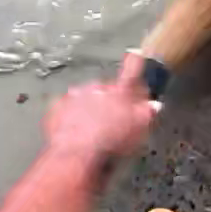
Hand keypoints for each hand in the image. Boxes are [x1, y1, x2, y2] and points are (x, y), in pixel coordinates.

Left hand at [42, 52, 159, 164]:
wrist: (78, 156)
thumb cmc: (113, 144)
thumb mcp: (140, 130)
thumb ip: (147, 113)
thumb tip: (153, 106)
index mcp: (121, 91)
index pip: (132, 68)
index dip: (135, 61)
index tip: (135, 55)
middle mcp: (97, 87)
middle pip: (106, 89)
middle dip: (109, 101)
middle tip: (111, 122)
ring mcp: (75, 96)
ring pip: (85, 98)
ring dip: (89, 110)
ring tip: (92, 132)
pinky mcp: (56, 108)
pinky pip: (66, 109)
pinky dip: (70, 117)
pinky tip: (75, 132)